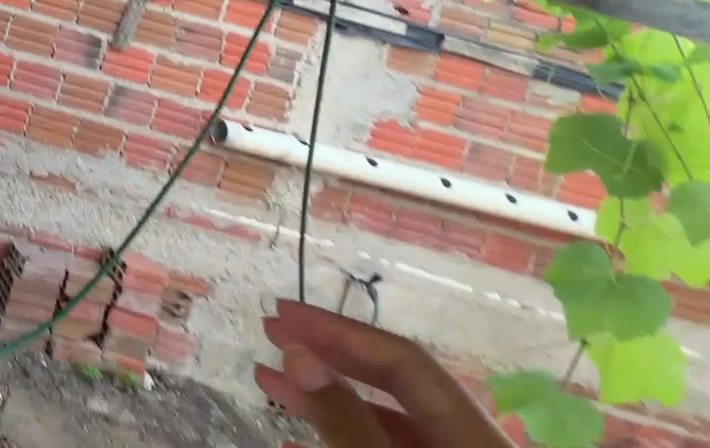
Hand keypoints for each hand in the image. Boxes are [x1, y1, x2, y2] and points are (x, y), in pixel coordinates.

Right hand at [255, 299, 513, 446]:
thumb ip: (347, 420)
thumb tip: (295, 352)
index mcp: (481, 438)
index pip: (405, 361)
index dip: (341, 331)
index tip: (281, 313)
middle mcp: (473, 444)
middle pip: (398, 385)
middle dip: (328, 356)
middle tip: (271, 332)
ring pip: (387, 422)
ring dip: (324, 397)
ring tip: (267, 378)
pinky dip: (342, 435)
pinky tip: (295, 438)